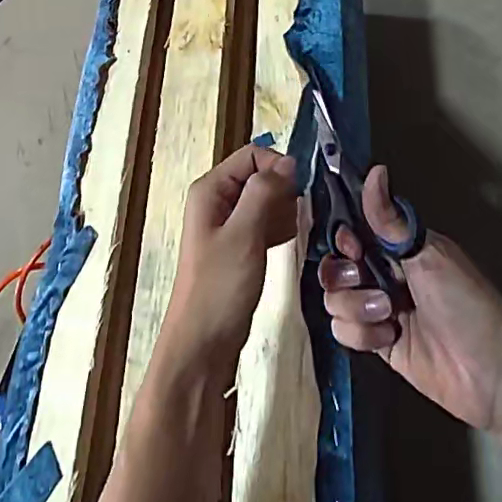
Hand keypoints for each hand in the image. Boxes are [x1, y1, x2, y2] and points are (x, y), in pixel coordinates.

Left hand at [161, 144, 300, 370]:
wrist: (203, 346)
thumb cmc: (219, 288)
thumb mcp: (244, 235)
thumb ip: (264, 193)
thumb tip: (288, 162)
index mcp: (211, 189)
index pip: (252, 155)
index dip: (278, 167)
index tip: (298, 193)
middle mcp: (218, 200)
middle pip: (261, 175)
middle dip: (283, 192)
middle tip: (292, 221)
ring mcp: (228, 224)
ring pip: (267, 200)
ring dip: (283, 212)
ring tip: (288, 237)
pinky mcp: (240, 246)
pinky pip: (266, 223)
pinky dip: (279, 229)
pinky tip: (286, 244)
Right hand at [320, 164, 501, 433]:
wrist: (491, 371)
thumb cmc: (466, 302)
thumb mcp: (427, 254)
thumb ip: (390, 218)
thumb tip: (376, 170)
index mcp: (395, 246)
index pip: (349, 231)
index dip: (342, 239)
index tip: (354, 248)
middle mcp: (381, 272)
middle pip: (333, 265)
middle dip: (342, 275)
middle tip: (364, 281)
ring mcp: (375, 308)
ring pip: (334, 299)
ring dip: (357, 307)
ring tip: (389, 314)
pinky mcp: (374, 341)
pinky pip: (342, 331)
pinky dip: (362, 335)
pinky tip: (389, 337)